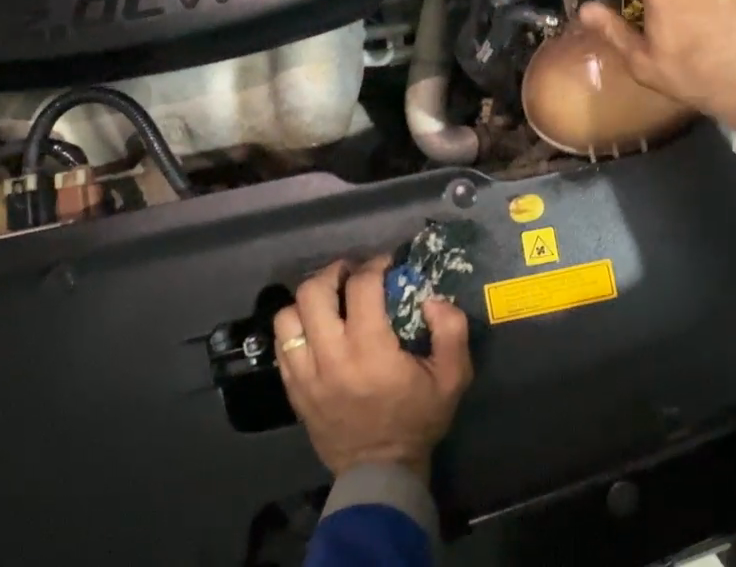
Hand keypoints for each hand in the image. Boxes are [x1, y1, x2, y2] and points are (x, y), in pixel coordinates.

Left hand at [274, 257, 473, 480]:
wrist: (379, 471)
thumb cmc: (418, 420)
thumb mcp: (454, 377)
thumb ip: (452, 330)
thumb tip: (432, 299)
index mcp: (370, 351)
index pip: (361, 287)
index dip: (375, 265)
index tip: (387, 263)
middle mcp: (331, 357)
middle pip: (313, 292)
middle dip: (334, 273)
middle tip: (352, 273)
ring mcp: (305, 374)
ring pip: (287, 316)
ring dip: (309, 300)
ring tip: (330, 299)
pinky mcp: (293, 389)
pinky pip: (281, 344)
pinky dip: (296, 326)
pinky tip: (318, 327)